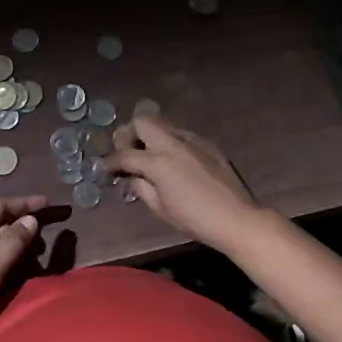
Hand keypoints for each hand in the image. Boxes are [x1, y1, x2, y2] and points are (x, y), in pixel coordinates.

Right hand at [107, 117, 265, 249]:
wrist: (236, 218)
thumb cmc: (194, 219)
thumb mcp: (160, 208)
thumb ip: (141, 187)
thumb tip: (131, 178)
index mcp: (158, 161)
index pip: (125, 155)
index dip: (111, 161)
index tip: (105, 167)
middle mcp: (173, 143)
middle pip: (142, 122)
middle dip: (128, 133)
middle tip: (125, 151)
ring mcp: (192, 140)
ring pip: (163, 124)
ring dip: (150, 135)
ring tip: (148, 154)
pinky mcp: (207, 143)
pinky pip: (181, 134)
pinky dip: (169, 141)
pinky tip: (173, 160)